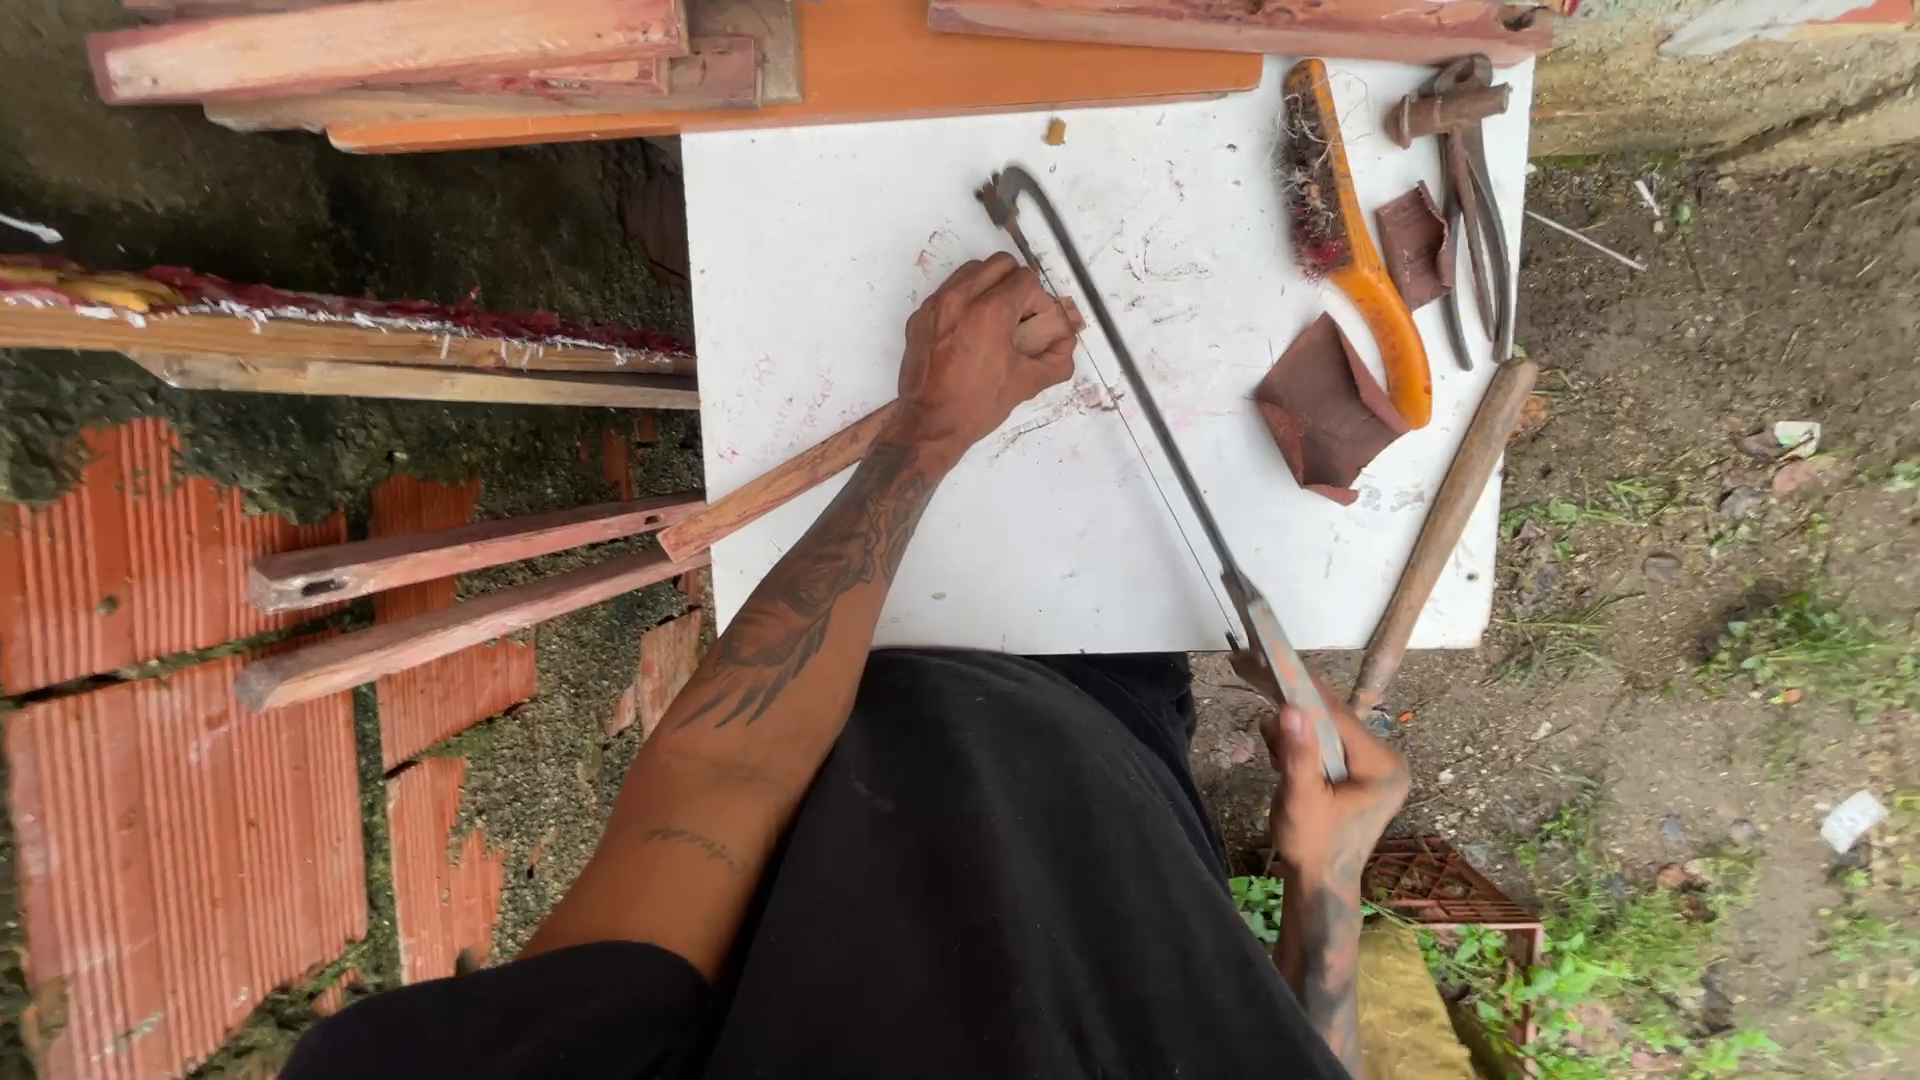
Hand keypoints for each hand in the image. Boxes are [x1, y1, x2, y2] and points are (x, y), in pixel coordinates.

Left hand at [885, 253, 1078, 457]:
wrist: (930, 425)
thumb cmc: (975, 406)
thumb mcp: (1026, 383)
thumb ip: (1057, 359)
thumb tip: (1066, 343)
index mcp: (990, 313)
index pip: (1027, 280)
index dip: (1040, 301)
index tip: (1038, 325)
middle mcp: (960, 300)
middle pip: (1001, 264)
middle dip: (1017, 286)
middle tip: (1021, 316)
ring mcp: (936, 306)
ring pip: (972, 271)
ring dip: (991, 287)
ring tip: (997, 321)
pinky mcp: (920, 317)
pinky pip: (949, 292)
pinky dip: (965, 301)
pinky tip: (972, 332)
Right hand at [1258, 680, 1408, 891]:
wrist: (1320, 882)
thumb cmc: (1313, 845)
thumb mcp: (1302, 799)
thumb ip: (1298, 753)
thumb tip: (1289, 709)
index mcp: (1383, 766)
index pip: (1339, 716)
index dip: (1305, 692)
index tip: (1275, 665)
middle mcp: (1384, 759)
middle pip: (1332, 719)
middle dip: (1295, 718)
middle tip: (1266, 721)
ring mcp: (1371, 764)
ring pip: (1323, 728)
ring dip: (1294, 736)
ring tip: (1278, 763)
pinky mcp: (1356, 769)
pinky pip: (1323, 741)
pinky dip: (1299, 745)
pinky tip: (1286, 765)